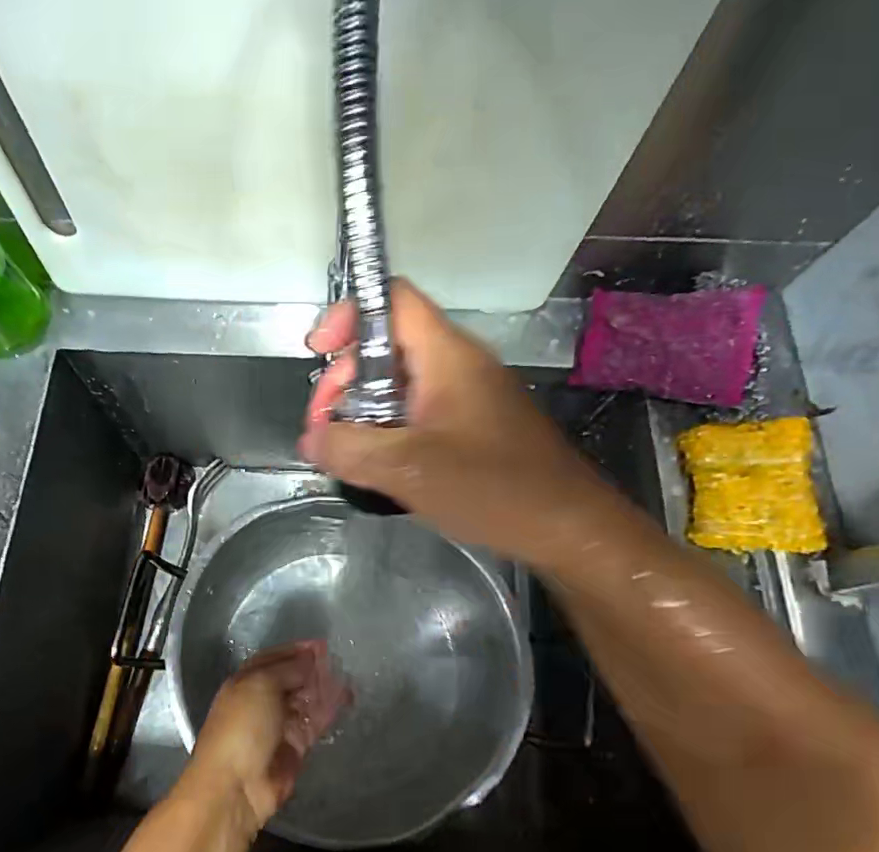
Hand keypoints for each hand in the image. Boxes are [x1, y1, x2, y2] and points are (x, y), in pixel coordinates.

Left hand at [181, 642, 344, 828]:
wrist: (236, 786)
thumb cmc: (242, 727)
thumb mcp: (260, 685)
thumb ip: (288, 669)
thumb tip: (310, 658)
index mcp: (245, 682)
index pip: (273, 659)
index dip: (295, 651)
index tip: (321, 645)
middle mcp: (261, 701)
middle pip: (292, 679)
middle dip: (313, 669)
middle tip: (339, 660)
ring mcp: (279, 724)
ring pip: (306, 699)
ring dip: (324, 688)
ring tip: (347, 677)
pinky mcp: (296, 745)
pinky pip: (315, 721)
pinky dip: (329, 710)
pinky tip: (346, 698)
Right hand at [300, 280, 619, 566]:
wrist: (567, 525)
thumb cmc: (492, 488)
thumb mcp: (408, 469)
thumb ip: (350, 449)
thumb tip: (311, 440)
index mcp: (447, 355)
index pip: (393, 298)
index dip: (348, 314)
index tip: (317, 352)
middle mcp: (462, 364)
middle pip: (390, 344)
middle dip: (347, 378)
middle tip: (327, 427)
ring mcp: (474, 396)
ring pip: (405, 384)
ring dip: (368, 410)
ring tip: (350, 452)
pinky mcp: (480, 427)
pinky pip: (426, 412)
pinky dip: (396, 429)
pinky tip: (385, 466)